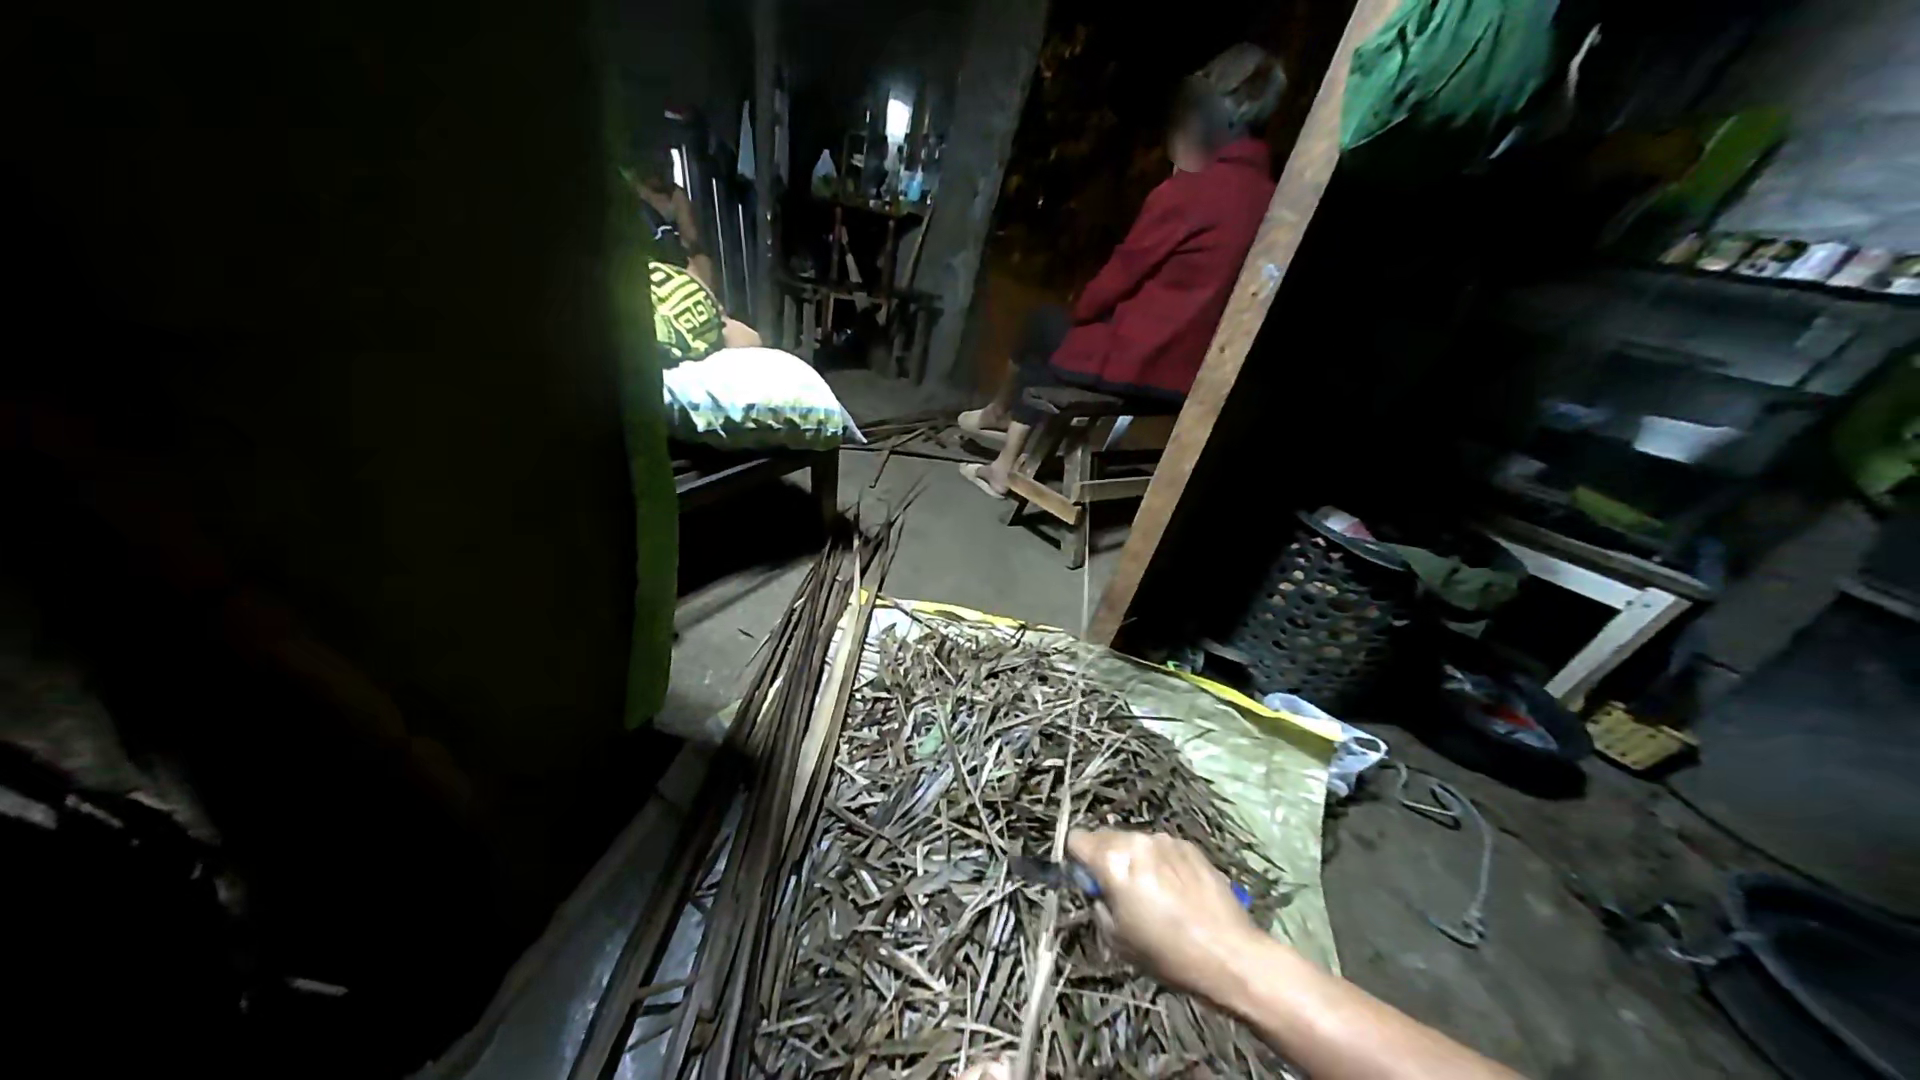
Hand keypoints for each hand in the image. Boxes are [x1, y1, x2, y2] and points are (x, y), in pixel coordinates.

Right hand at [1066, 829, 1264, 1000]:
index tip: (1089, 883)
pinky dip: (1161, 863)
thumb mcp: (1115, 938)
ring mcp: (1166, 840)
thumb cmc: (1166, 953)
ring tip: (1154, 894)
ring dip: (1135, 860)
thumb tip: (1099, 889)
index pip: (1076, 839)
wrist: (1229, 955)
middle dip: (1107, 859)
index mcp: (1113, 860)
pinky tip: (1177, 891)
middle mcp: (1137, 840)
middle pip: (1106, 837)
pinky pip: (1162, 849)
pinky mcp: (1190, 846)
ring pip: (1136, 843)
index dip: (1077, 861)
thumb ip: (1098, 903)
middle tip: (1122, 893)